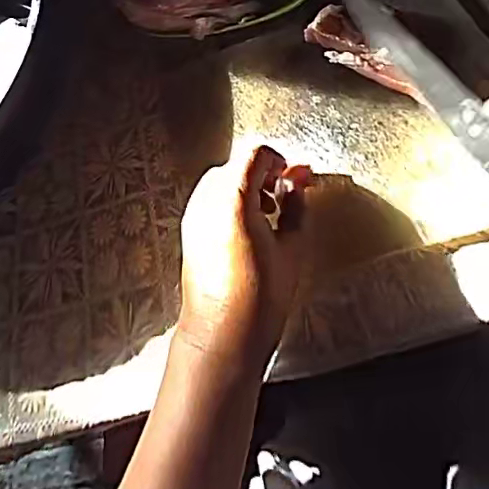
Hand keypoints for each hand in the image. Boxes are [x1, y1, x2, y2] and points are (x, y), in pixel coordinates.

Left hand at [176, 145, 311, 367]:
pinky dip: (231, 201)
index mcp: (233, 196)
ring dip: (247, 186)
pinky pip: (211, 198)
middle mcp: (207, 197)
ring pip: (223, 180)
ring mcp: (194, 211)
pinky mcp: (189, 227)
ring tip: (270, 215)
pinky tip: (249, 229)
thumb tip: (300, 178)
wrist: (222, 333)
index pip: (255, 155)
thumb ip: (296, 205)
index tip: (295, 178)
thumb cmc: (261, 296)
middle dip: (264, 174)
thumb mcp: (291, 248)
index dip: (279, 161)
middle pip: (237, 165)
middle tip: (287, 196)